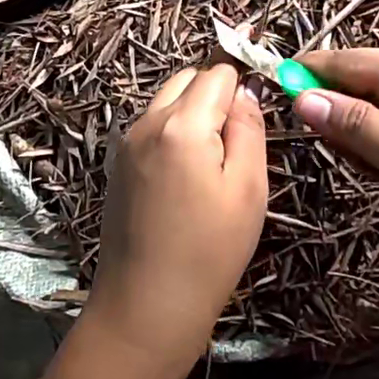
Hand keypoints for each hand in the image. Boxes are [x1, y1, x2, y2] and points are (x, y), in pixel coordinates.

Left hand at [89, 64, 267, 369]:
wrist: (146, 306)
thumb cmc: (209, 252)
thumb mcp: (248, 189)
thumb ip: (249, 130)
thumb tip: (244, 92)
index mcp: (181, 124)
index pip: (217, 73)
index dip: (243, 80)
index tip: (260, 104)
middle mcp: (146, 123)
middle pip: (186, 79)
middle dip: (215, 91)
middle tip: (240, 134)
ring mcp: (126, 144)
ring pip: (166, 101)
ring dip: (192, 110)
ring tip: (215, 156)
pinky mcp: (118, 166)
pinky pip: (150, 128)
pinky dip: (173, 131)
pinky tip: (187, 174)